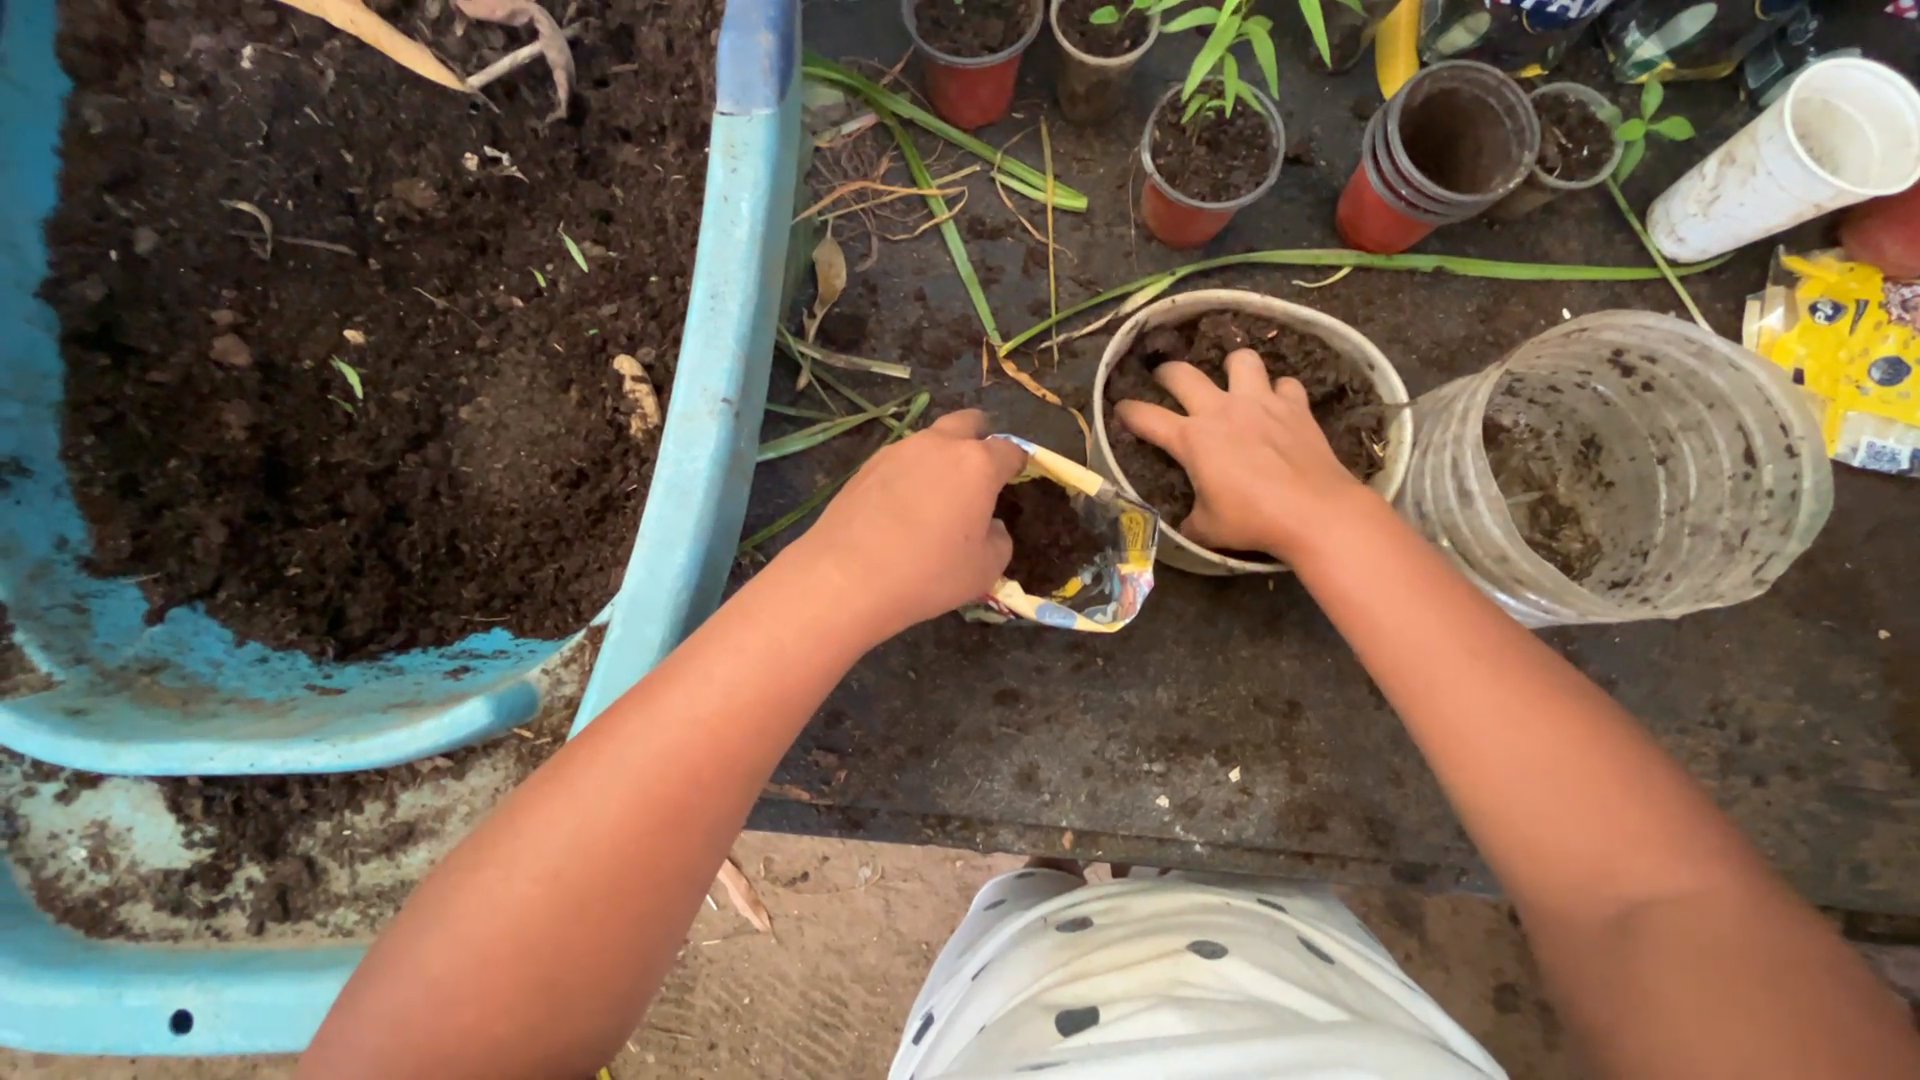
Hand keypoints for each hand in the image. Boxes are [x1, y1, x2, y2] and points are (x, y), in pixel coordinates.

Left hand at [778, 409, 1026, 641]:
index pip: (1010, 449)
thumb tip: (989, 525)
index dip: (1018, 462)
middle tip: (981, 465)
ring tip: (937, 493)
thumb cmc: (929, 573)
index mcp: (977, 464)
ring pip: (930, 440)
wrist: (847, 577)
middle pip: (968, 422)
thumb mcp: (985, 569)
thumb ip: (999, 540)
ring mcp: (898, 451)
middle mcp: (938, 445)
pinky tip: (902, 507)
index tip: (1018, 475)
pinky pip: (900, 461)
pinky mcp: (866, 467)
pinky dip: (910, 474)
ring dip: (941, 455)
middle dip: (981, 436)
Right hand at [1114, 349, 1368, 560]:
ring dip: (1233, 367)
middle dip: (1166, 372)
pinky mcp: (1295, 406)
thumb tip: (1183, 526)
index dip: (1126, 412)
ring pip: (1241, 360)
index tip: (1119, 410)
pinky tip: (1278, 405)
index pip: (1145, 417)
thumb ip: (1189, 520)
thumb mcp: (1207, 529)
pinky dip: (1279, 392)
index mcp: (1192, 439)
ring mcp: (1260, 403)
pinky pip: (1285, 384)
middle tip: (1165, 379)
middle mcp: (1221, 410)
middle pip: (1182, 373)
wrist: (1314, 511)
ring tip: (1233, 380)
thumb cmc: (1253, 520)